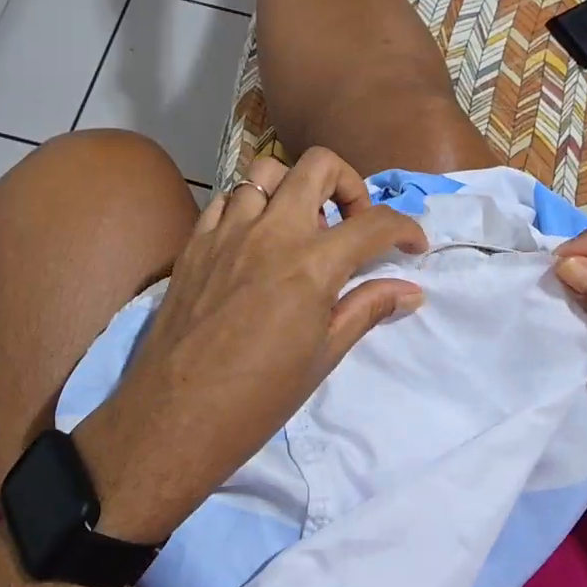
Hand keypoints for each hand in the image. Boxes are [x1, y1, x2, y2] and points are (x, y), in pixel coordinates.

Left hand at [72, 148, 427, 543]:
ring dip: (294, 189)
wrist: (173, 420)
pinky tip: (255, 240)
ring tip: (301, 227)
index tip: (413, 245)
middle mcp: (271, 232)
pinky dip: (250, 206)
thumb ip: (367, 308)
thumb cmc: (258, 399)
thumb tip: (411, 291)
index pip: (374, 224)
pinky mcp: (194, 241)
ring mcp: (227, 231)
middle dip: (350, 184)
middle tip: (353, 223)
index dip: (405, 228)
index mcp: (312, 265)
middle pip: (319, 166)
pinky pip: (227, 199)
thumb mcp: (323, 357)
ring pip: (266, 171)